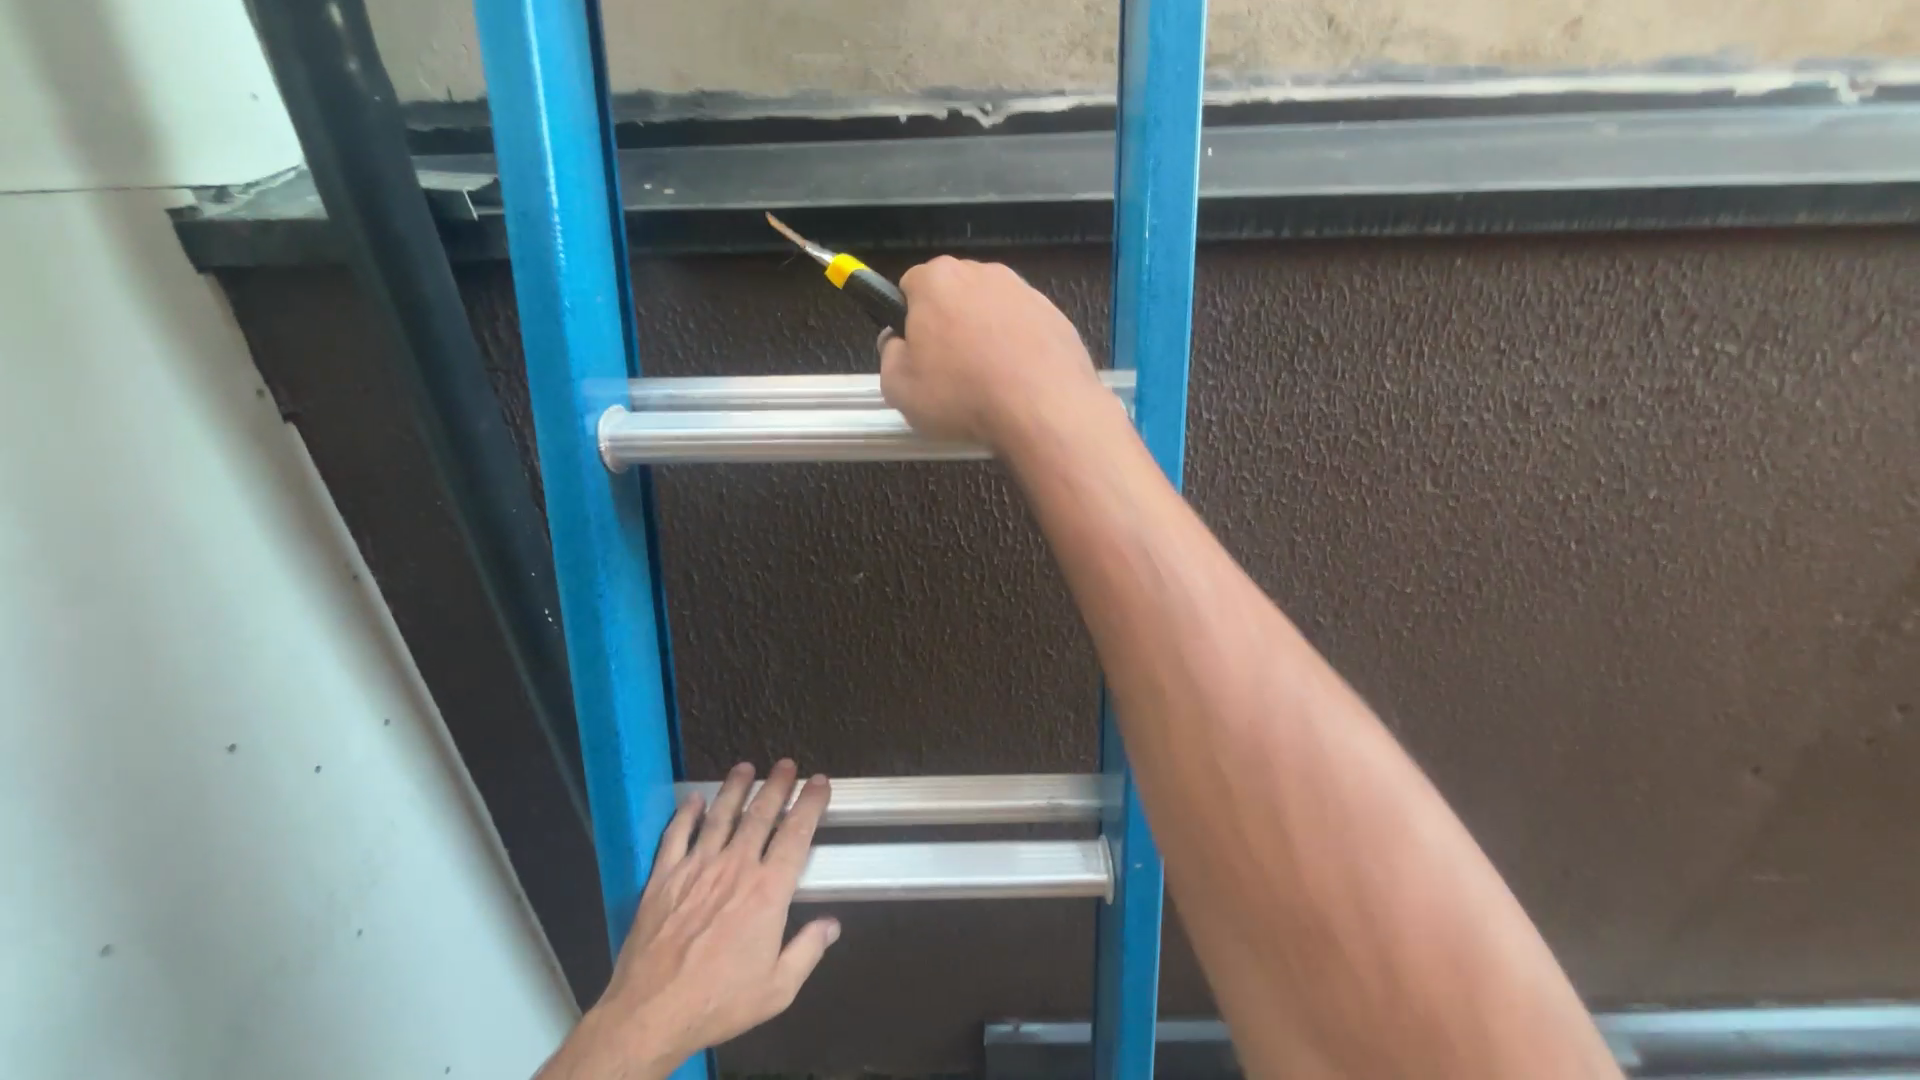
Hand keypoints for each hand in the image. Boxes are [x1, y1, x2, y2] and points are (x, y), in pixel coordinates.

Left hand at [537, 761, 836, 1079]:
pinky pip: (676, 835)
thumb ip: (808, 951)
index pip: (796, 834)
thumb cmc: (719, 1001)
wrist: (651, 1013)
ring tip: (745, 768)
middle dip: (776, 785)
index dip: (810, 804)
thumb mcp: (778, 989)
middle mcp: (735, 868)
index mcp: (768, 891)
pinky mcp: (663, 878)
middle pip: (760, 815)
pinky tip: (694, 801)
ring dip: (735, 788)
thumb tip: (832, 925)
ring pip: (720, 816)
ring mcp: (696, 868)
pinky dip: (686, 814)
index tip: (819, 783)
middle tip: (786, 764)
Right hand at [880, 256, 1111, 449]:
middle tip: (948, 372)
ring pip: (991, 311)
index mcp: (937, 279)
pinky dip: (1018, 349)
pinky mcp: (1055, 315)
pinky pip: (1025, 329)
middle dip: (948, 326)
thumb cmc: (962, 395)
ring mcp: (1024, 291)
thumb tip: (898, 343)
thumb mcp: (898, 387)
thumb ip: (889, 355)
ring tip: (987, 383)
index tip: (914, 353)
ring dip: (985, 337)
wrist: (1044, 410)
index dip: (908, 321)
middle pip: (953, 295)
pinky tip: (1017, 383)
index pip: (909, 286)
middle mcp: (982, 272)